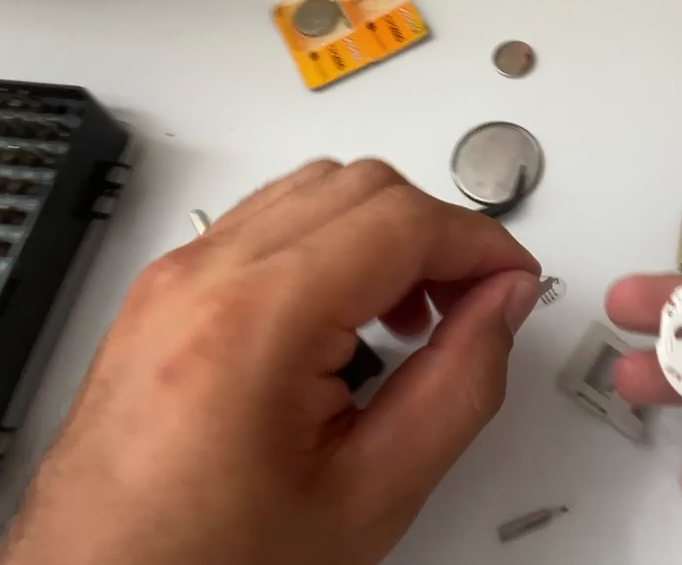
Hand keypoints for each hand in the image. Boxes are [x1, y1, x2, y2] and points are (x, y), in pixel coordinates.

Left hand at [0, 159, 543, 564]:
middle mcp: (204, 277)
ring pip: (320, 187)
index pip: (402, 222)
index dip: (479, 242)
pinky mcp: (169, 287)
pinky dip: (335, 237)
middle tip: (471, 298)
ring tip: (410, 309)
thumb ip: (461, 383)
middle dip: (437, 232)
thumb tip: (502, 300)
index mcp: (253, 323)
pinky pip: (274, 216)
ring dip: (387, 229)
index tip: (512, 278)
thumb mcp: (371, 496)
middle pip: (364, 186)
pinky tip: (349, 306)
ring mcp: (178, 276)